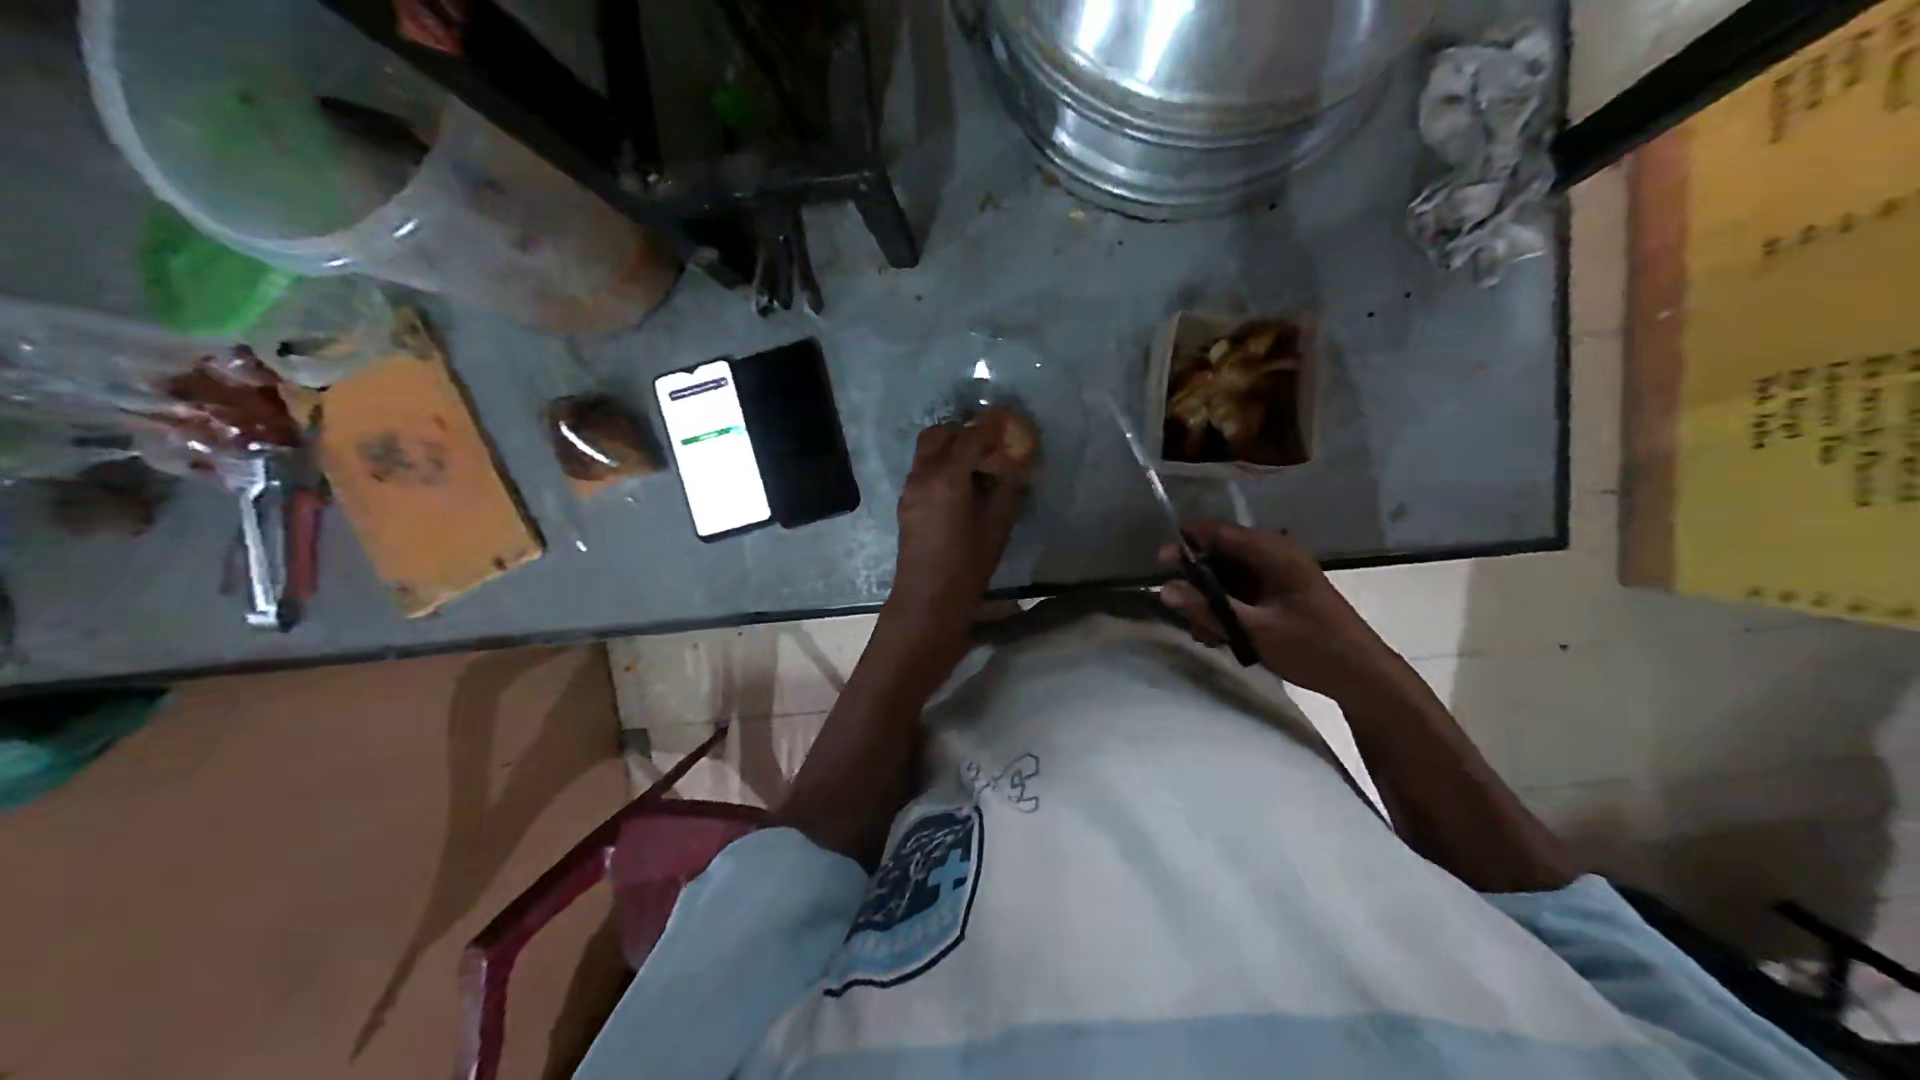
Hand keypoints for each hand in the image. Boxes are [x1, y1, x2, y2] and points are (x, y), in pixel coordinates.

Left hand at [890, 419, 1026, 626]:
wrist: (928, 599)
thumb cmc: (968, 566)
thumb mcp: (997, 527)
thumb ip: (1007, 490)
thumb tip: (1016, 467)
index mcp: (947, 478)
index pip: (970, 437)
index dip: (990, 429)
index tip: (1008, 427)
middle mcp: (923, 475)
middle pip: (940, 433)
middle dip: (964, 432)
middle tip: (989, 444)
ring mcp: (910, 488)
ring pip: (927, 449)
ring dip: (950, 446)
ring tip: (977, 464)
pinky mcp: (905, 501)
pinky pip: (922, 468)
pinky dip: (940, 463)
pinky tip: (961, 484)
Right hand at [1159, 521, 1403, 701]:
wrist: (1362, 676)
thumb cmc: (1312, 647)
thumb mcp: (1253, 629)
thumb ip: (1207, 608)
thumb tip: (1164, 590)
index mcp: (1274, 552)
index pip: (1220, 532)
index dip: (1187, 542)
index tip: (1160, 562)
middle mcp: (1276, 556)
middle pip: (1221, 556)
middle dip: (1197, 583)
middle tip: (1185, 612)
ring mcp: (1279, 575)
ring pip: (1229, 578)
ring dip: (1211, 602)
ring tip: (1207, 634)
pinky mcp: (1281, 594)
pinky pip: (1242, 592)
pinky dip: (1227, 610)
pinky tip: (1223, 636)